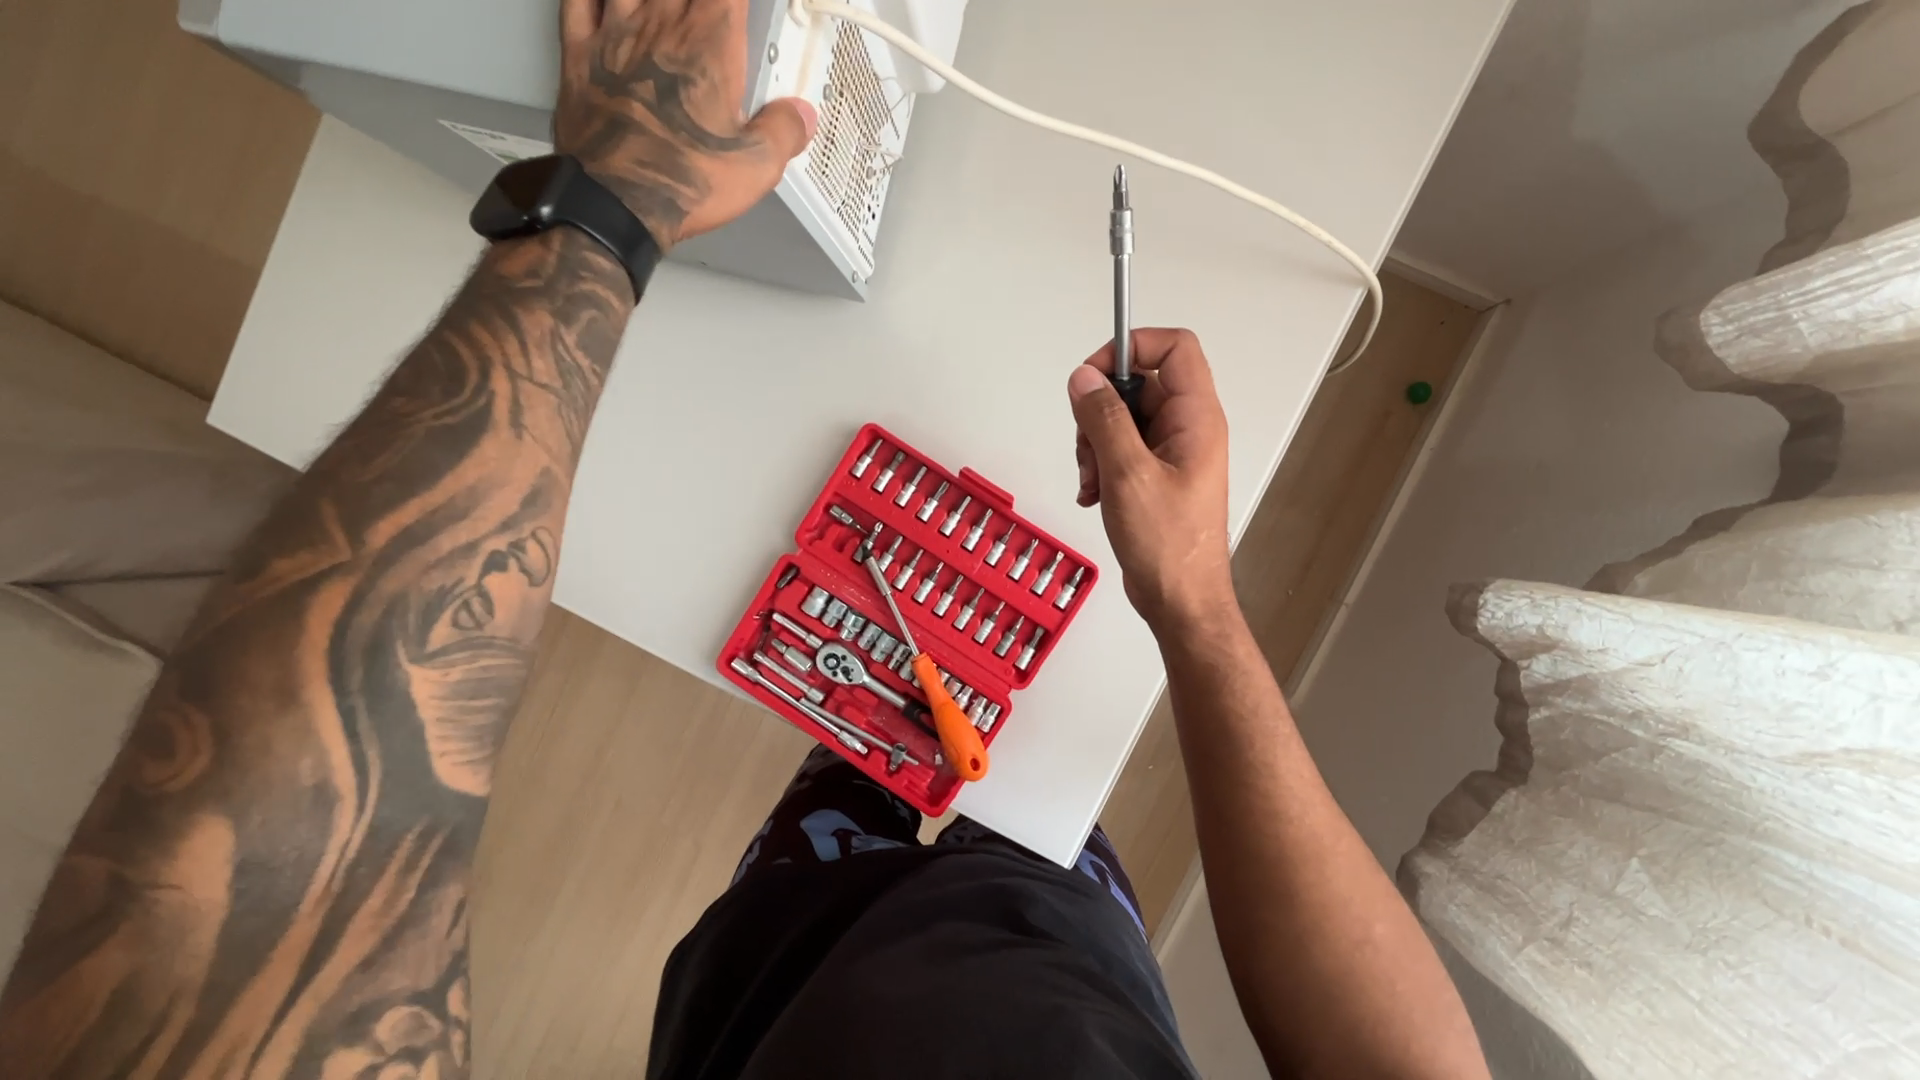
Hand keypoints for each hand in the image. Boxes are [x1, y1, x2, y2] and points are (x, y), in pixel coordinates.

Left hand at [556, 0, 817, 249]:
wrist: (615, 203)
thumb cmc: (684, 181)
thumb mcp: (757, 166)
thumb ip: (784, 130)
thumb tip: (801, 113)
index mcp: (710, 43)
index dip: (738, 0)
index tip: (744, 11)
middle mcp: (661, 23)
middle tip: (710, 13)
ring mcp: (615, 33)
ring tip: (668, 8)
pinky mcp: (578, 54)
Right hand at [1070, 329, 1234, 628]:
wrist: (1180, 600)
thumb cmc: (1167, 544)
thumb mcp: (1127, 474)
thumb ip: (1103, 419)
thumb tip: (1084, 378)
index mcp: (1196, 417)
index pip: (1173, 347)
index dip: (1130, 348)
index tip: (1094, 376)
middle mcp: (1188, 428)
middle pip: (1138, 385)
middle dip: (1099, 411)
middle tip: (1087, 445)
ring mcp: (1171, 453)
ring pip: (1122, 419)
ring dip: (1094, 444)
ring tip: (1090, 478)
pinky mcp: (1155, 475)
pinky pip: (1121, 449)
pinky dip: (1099, 465)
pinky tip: (1092, 493)